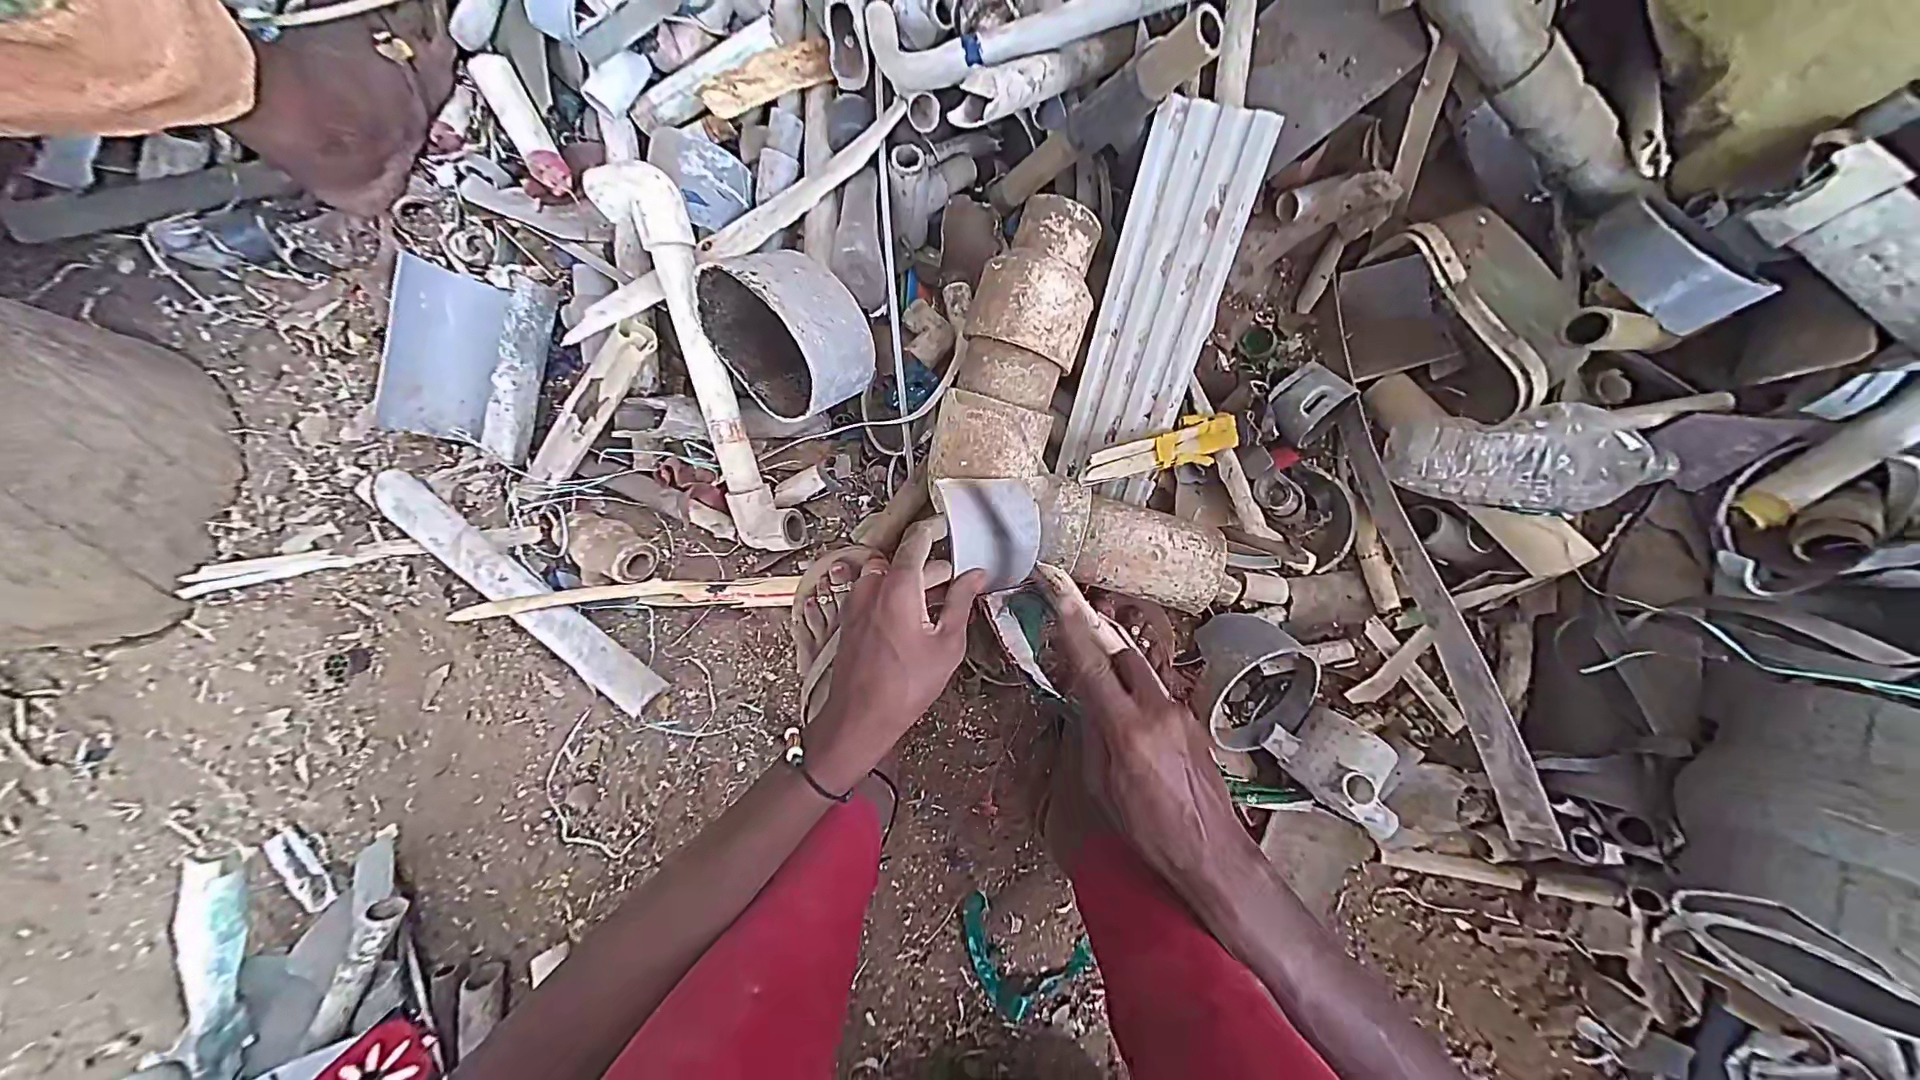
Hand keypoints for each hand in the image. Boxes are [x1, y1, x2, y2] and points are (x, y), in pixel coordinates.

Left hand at [804, 522, 986, 793]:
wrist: (859, 717)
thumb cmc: (906, 685)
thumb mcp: (947, 643)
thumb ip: (961, 601)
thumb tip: (975, 575)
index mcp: (899, 586)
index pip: (917, 541)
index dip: (936, 531)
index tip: (951, 527)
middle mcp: (873, 586)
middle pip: (907, 562)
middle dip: (934, 569)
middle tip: (959, 585)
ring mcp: (857, 601)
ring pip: (890, 577)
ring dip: (914, 584)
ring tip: (939, 607)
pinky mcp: (850, 617)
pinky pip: (876, 593)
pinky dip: (897, 596)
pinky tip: (915, 620)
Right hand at [1051, 592, 1255, 899]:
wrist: (1214, 854)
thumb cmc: (1154, 831)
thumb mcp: (1103, 788)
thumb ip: (1090, 737)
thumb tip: (1084, 706)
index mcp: (1127, 730)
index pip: (1093, 667)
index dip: (1074, 630)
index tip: (1063, 601)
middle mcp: (1158, 712)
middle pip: (1122, 656)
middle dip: (1100, 655)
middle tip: (1083, 666)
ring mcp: (1181, 715)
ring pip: (1142, 676)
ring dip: (1121, 682)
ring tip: (1113, 715)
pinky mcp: (1194, 724)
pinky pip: (1159, 697)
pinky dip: (1140, 703)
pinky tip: (1138, 737)